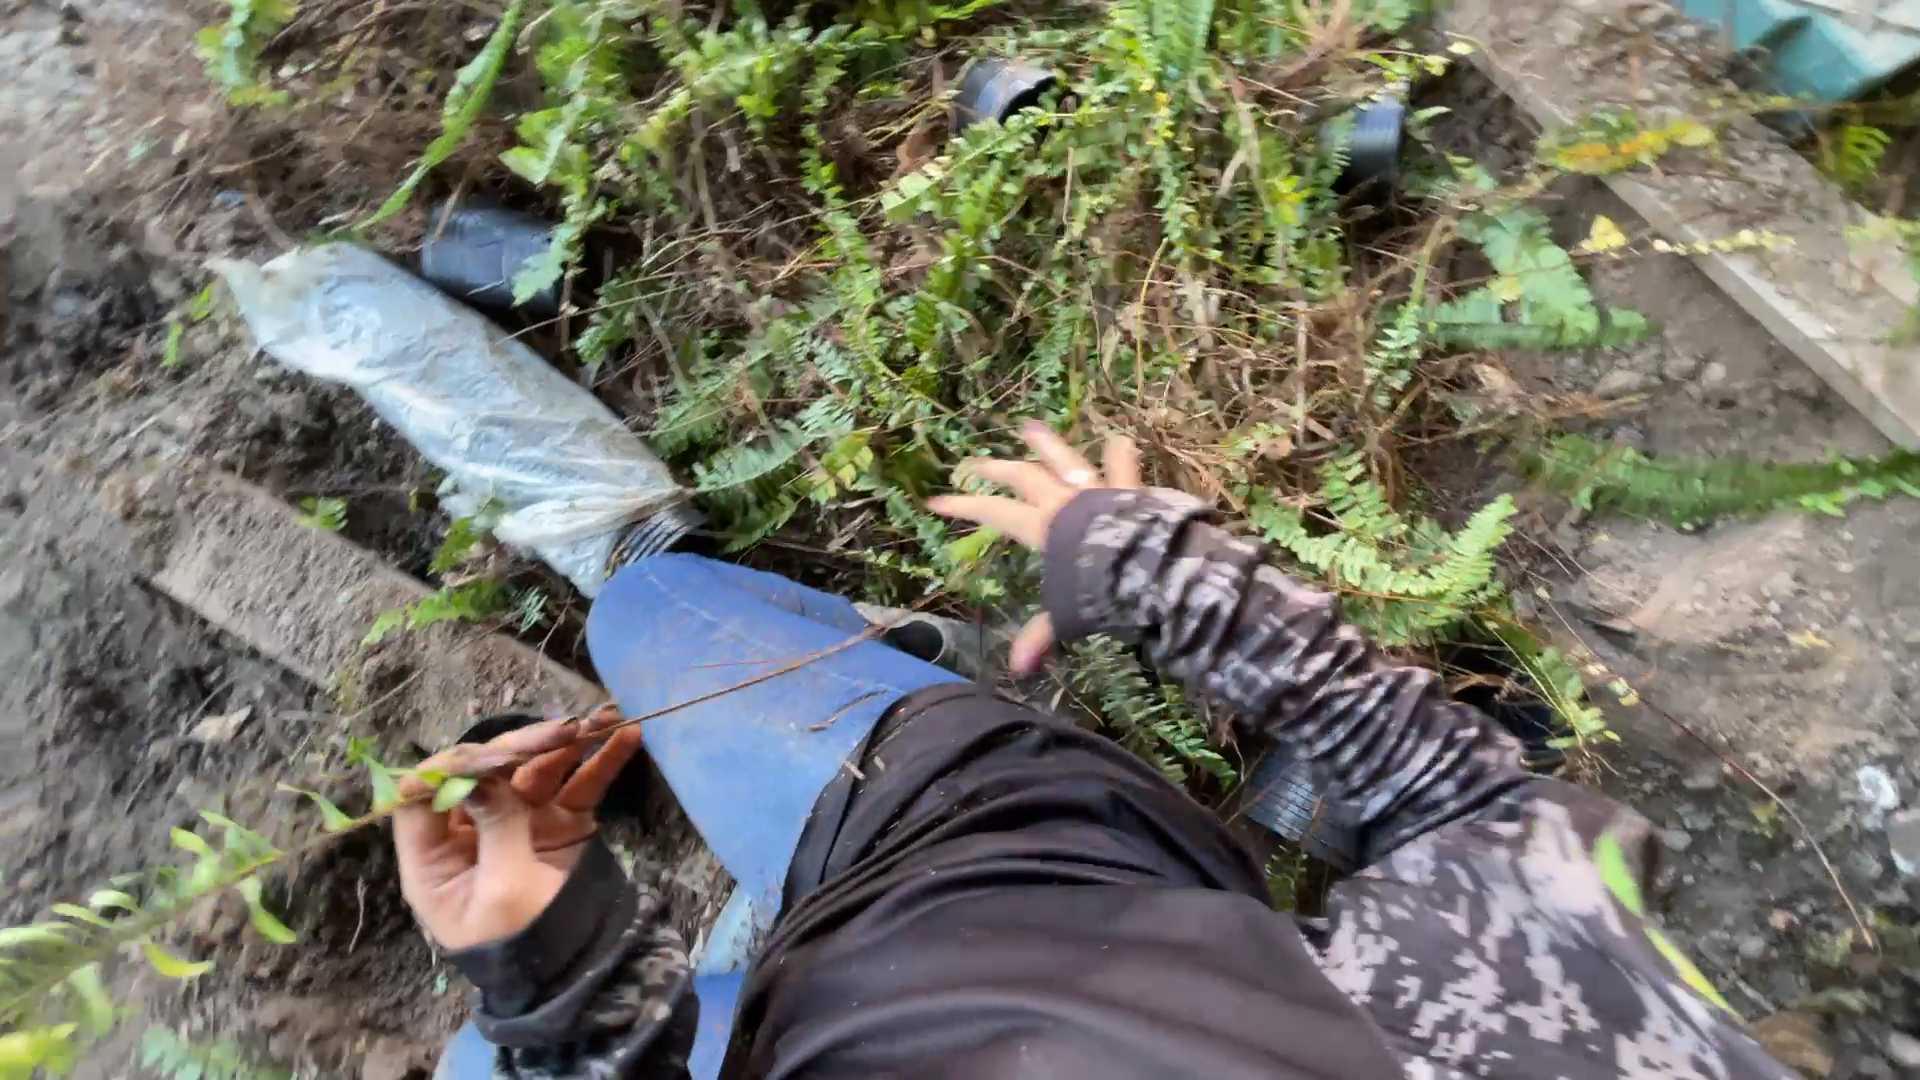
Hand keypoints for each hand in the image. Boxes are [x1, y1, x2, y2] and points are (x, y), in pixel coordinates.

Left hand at [392, 710, 643, 949]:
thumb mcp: (502, 890)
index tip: (488, 753)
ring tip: (605, 719)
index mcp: (438, 855)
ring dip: (571, 742)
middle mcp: (475, 828)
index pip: (426, 796)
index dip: (450, 768)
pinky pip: (581, 781)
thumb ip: (496, 829)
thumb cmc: (521, 937)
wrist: (576, 963)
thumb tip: (483, 774)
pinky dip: (603, 759)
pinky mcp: (563, 819)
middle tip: (567, 728)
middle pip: (493, 771)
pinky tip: (624, 735)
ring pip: (541, 768)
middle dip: (528, 744)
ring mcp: (523, 819)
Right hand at [927, 419, 1140, 674]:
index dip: (964, 506)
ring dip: (1047, 444)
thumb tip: (1018, 669)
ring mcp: (1098, 491)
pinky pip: (1124, 466)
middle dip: (994, 469)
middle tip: (972, 463)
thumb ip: (1042, 637)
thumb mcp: (1068, 617)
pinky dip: (1120, 454)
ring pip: (1066, 460)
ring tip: (1030, 426)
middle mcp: (1065, 502)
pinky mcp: (1130, 490)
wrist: (1154, 568)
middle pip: (1022, 476)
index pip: (993, 512)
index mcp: (1043, 529)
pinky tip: (1118, 439)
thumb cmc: (1104, 592)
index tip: (936, 501)